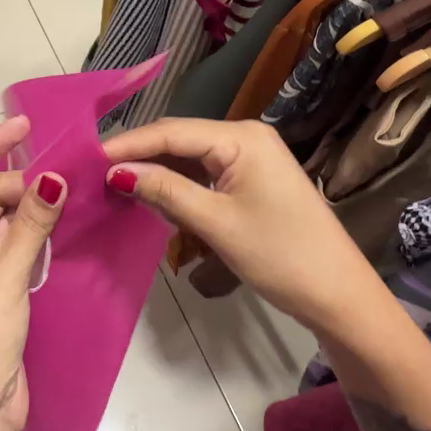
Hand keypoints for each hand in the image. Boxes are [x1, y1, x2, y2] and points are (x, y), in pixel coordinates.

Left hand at [0, 117, 65, 430]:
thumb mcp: (7, 269)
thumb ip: (34, 220)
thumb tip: (55, 175)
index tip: (25, 124)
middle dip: (22, 182)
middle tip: (63, 174)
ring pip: (7, 219)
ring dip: (33, 207)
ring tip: (68, 191)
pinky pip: (17, 244)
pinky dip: (36, 232)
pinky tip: (60, 224)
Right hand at [101, 119, 390, 332]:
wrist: (342, 298)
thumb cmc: (281, 256)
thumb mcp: (216, 224)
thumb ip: (165, 191)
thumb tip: (116, 172)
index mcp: (241, 136)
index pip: (171, 132)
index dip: (128, 144)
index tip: (88, 157)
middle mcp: (245, 135)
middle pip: (178, 139)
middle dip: (139, 155)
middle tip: (95, 172)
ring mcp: (251, 156)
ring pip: (189, 156)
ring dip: (156, 170)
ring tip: (115, 184)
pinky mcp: (253, 178)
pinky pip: (205, 171)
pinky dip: (178, 183)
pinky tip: (153, 195)